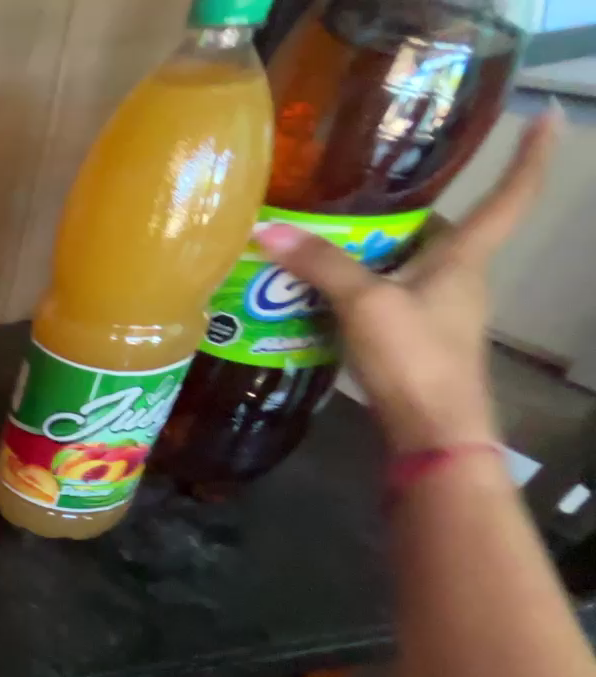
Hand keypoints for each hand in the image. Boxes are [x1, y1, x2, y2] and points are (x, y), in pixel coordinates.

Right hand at [255, 104, 562, 454]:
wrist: (430, 424)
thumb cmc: (414, 355)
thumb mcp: (365, 303)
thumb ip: (321, 266)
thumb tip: (267, 229)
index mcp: (465, 258)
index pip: (511, 195)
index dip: (529, 155)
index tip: (546, 114)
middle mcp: (458, 278)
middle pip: (440, 232)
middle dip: (407, 215)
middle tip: (363, 197)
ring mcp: (435, 311)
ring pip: (406, 266)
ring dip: (371, 255)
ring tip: (320, 246)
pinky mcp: (411, 339)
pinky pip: (383, 298)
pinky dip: (356, 291)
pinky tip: (318, 297)